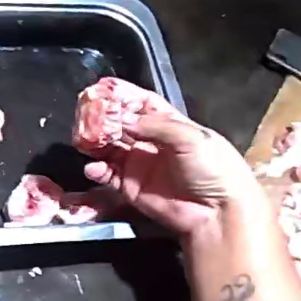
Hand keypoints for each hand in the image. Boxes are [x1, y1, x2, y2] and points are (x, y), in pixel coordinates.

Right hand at [83, 110, 265, 239]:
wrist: (216, 212)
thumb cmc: (214, 169)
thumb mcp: (191, 138)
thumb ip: (156, 126)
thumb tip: (124, 119)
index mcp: (170, 125)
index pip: (142, 105)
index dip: (123, 95)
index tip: (104, 88)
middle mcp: (151, 143)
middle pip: (121, 124)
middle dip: (103, 118)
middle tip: (87, 113)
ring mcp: (139, 165)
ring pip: (109, 148)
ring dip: (96, 142)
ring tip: (84, 138)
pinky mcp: (131, 188)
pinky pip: (108, 176)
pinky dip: (97, 170)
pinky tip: (94, 167)